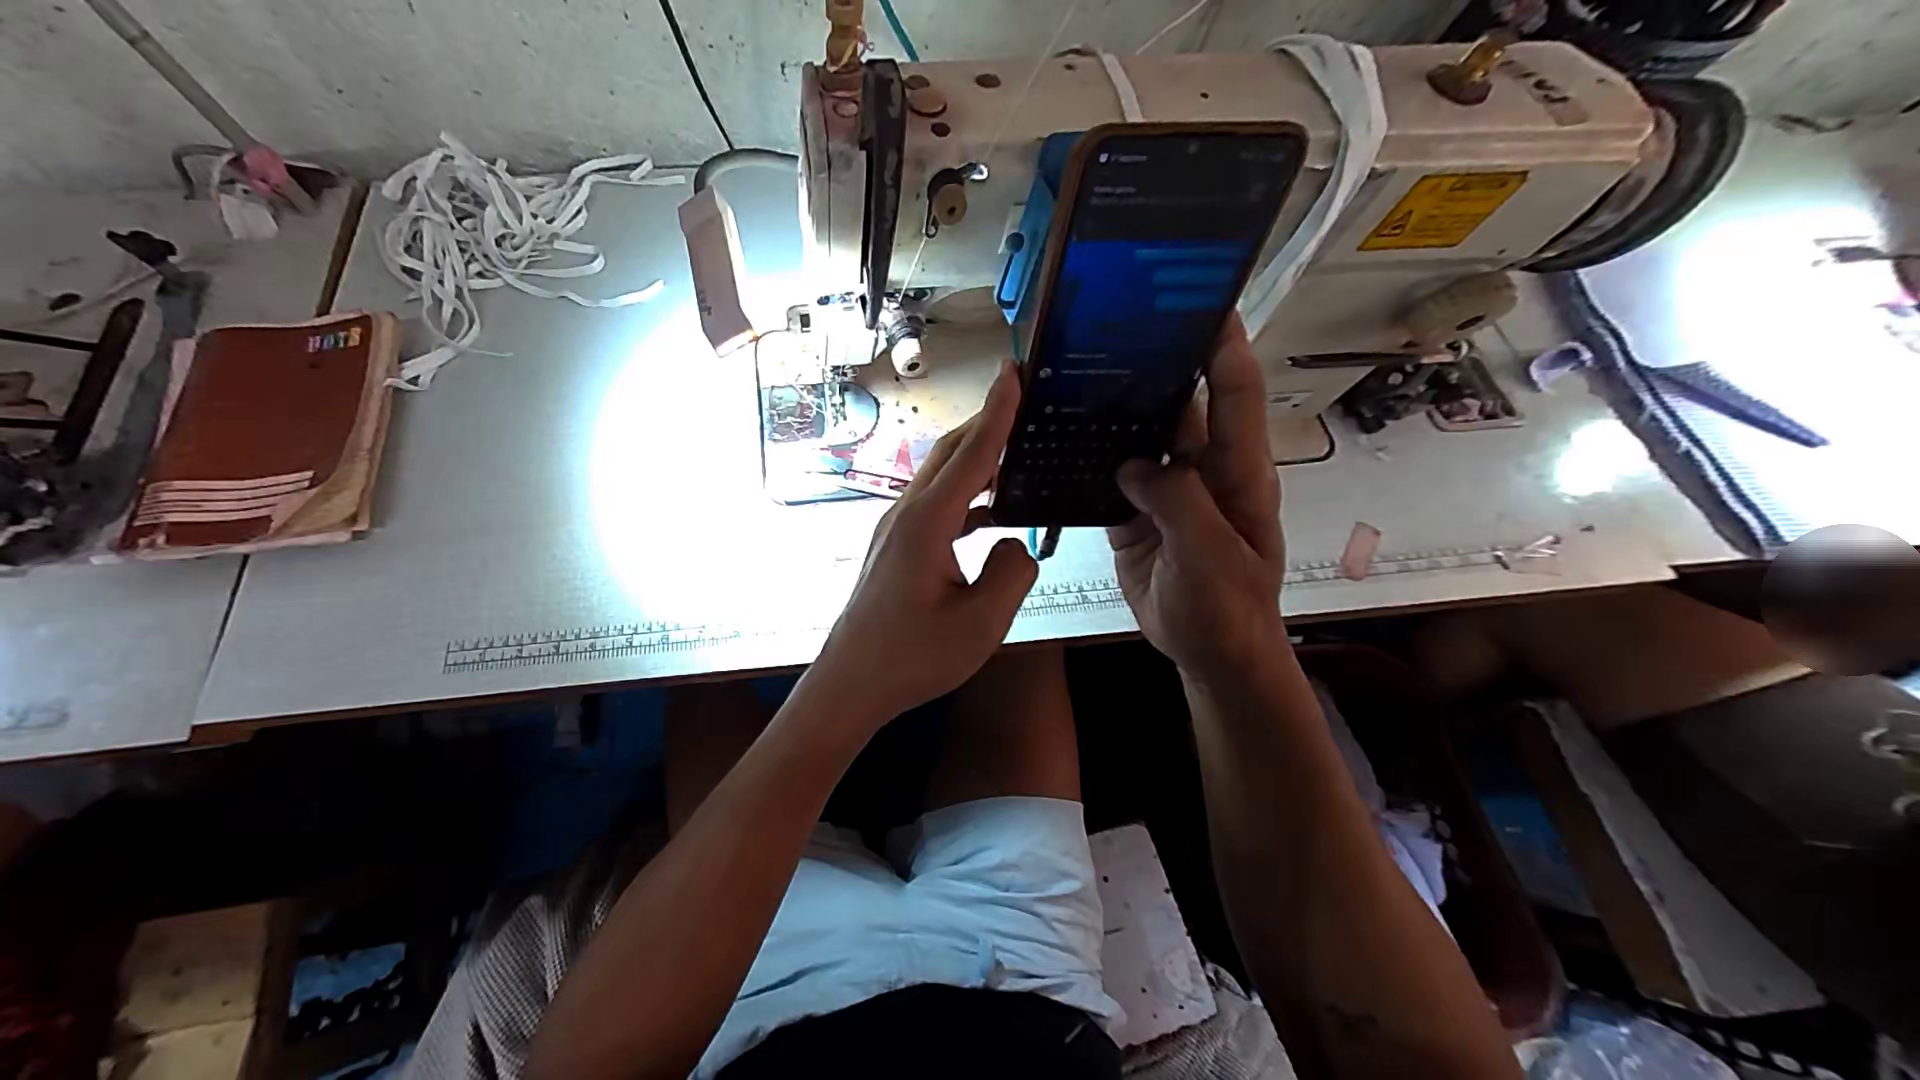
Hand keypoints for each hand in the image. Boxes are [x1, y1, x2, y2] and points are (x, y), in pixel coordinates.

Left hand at [810, 361, 1038, 723]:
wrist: (851, 684)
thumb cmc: (911, 658)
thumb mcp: (981, 623)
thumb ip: (1011, 571)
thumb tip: (1014, 542)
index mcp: (926, 523)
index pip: (971, 454)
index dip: (997, 412)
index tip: (1013, 372)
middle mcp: (906, 515)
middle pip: (951, 454)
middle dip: (987, 422)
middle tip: (1021, 398)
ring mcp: (896, 529)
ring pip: (942, 478)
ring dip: (978, 460)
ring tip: (1015, 450)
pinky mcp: (896, 547)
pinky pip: (938, 506)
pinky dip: (968, 497)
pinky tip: (991, 512)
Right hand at [1108, 319, 1287, 683]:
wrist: (1208, 653)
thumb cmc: (1229, 608)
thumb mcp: (1212, 556)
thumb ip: (1179, 502)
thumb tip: (1137, 463)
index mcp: (1237, 470)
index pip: (1235, 393)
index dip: (1224, 344)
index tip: (1204, 301)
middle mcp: (1201, 469)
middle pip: (1178, 404)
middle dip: (1154, 366)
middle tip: (1115, 329)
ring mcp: (1164, 491)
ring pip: (1138, 438)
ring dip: (1113, 412)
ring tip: (1076, 376)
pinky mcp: (1133, 514)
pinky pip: (1108, 477)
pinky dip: (1088, 460)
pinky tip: (1061, 441)